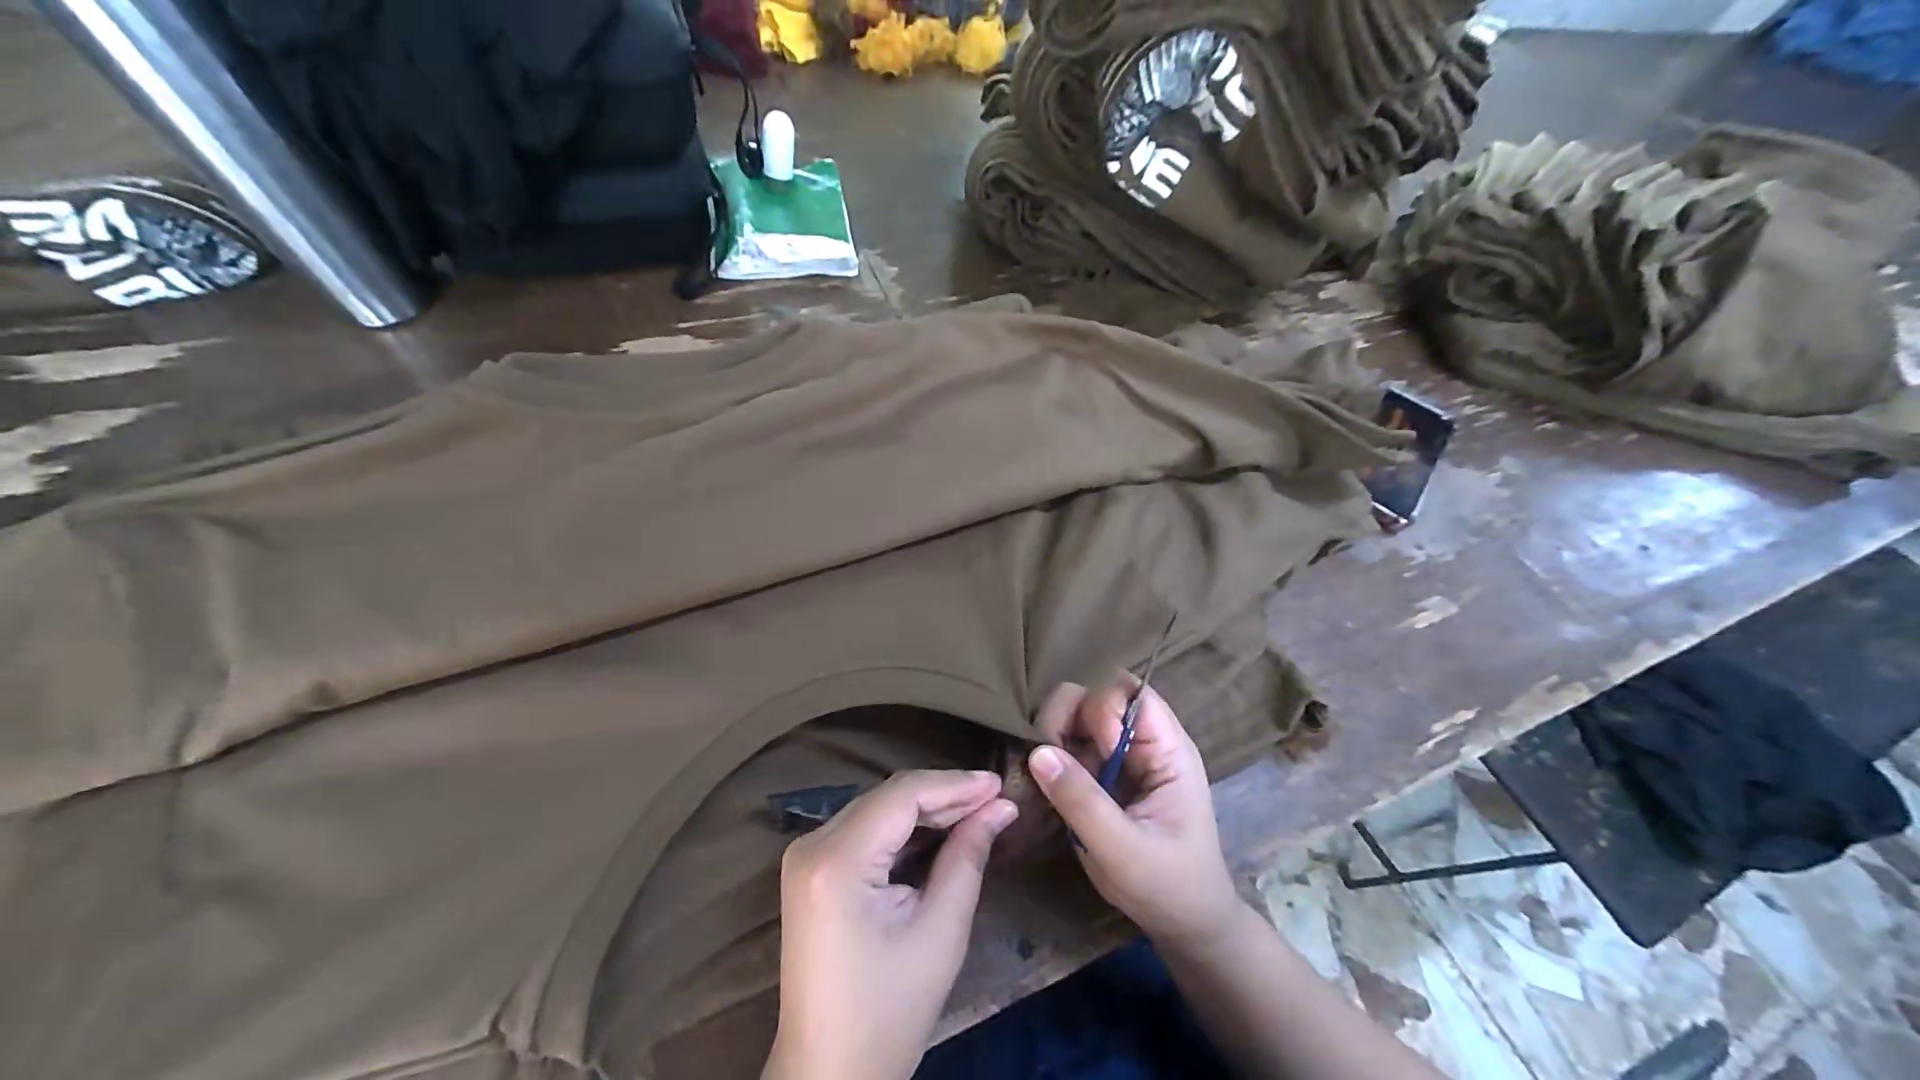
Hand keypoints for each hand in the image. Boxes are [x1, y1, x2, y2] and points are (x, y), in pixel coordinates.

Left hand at [764, 770, 1018, 1079]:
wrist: (829, 1068)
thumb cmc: (890, 1009)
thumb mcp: (941, 931)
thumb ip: (968, 857)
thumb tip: (1000, 808)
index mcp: (837, 860)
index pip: (901, 796)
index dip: (954, 784)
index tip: (999, 783)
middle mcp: (811, 845)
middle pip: (887, 798)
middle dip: (943, 795)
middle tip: (995, 798)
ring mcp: (805, 856)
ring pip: (876, 810)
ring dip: (925, 809)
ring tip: (976, 809)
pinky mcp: (810, 869)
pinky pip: (863, 830)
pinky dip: (902, 828)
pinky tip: (939, 829)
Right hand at [1029, 678, 1244, 951]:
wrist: (1184, 924)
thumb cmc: (1168, 887)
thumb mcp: (1124, 852)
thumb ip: (1082, 801)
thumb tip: (1036, 752)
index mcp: (1167, 748)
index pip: (1129, 691)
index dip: (1102, 709)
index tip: (1092, 752)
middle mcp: (1142, 742)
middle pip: (1095, 696)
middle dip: (1066, 718)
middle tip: (1050, 761)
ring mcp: (1120, 757)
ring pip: (1077, 718)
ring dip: (1054, 737)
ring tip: (1045, 776)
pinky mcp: (1101, 775)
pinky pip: (1070, 746)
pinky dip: (1050, 757)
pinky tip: (1042, 782)